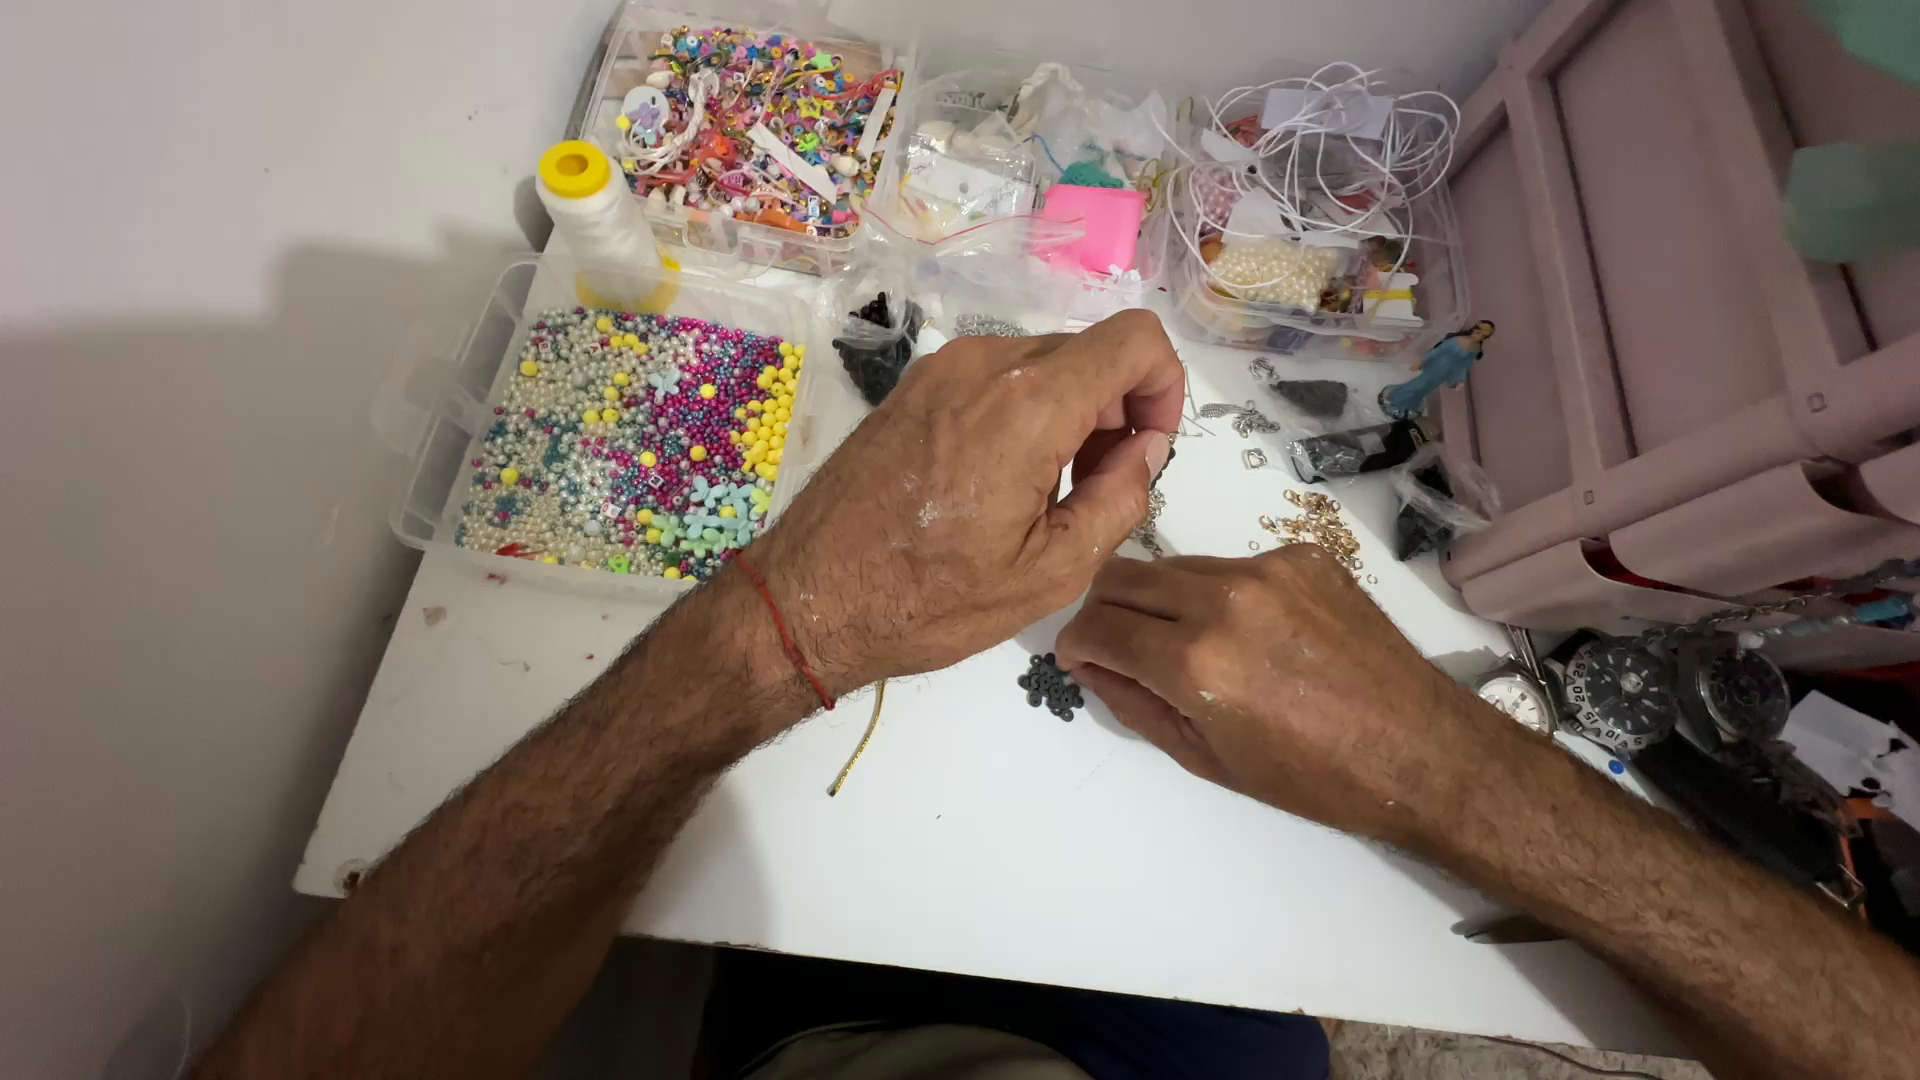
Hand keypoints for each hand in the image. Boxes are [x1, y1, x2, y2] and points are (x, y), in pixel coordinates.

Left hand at [752, 309, 1183, 696]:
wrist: (809, 598)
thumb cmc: (932, 601)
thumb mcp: (1051, 572)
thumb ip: (1121, 498)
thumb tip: (1144, 446)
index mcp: (1027, 405)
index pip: (1134, 340)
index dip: (1163, 387)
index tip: (1145, 449)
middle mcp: (983, 364)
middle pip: (1088, 352)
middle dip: (1113, 412)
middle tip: (1092, 490)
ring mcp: (939, 369)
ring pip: (1041, 365)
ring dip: (1066, 415)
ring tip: (1040, 496)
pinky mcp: (911, 387)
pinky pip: (994, 379)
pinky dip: (1020, 413)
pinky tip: (995, 481)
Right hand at [1054, 546, 1513, 843]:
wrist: (1423, 750)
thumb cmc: (1310, 776)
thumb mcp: (1204, 756)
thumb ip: (1132, 703)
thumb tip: (1089, 665)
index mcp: (1195, 660)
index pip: (1097, 626)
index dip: (1075, 642)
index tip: (1080, 657)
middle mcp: (1223, 598)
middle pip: (1121, 576)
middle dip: (1103, 611)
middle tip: (1118, 645)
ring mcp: (1265, 568)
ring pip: (1171, 564)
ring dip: (1158, 599)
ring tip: (1188, 641)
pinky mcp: (1301, 554)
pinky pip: (1227, 563)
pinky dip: (1215, 592)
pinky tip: (1249, 630)